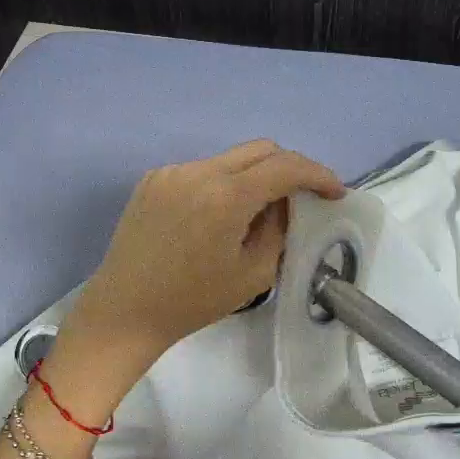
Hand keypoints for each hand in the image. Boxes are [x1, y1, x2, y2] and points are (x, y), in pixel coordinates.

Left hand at [54, 141, 346, 389]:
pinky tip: (214, 218)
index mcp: (226, 196)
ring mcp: (172, 171)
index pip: (285, 166)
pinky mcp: (152, 178)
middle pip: (259, 150)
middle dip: (288, 168)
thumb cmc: (192, 301)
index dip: (317, 174)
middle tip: (302, 197)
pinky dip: (219, 185)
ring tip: (253, 215)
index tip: (334, 193)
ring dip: (251, 177)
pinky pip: (199, 171)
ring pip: (228, 160)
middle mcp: (198, 171)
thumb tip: (285, 201)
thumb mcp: (253, 273)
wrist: (125, 308)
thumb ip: (279, 228)